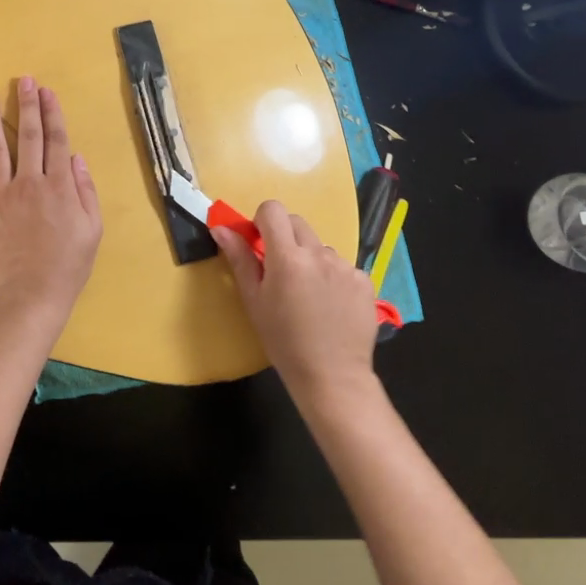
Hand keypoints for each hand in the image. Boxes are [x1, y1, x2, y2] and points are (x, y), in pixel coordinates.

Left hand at [0, 76, 102, 325]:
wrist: (30, 295)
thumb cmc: (68, 266)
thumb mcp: (91, 229)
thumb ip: (85, 191)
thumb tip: (77, 159)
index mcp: (61, 186)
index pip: (56, 139)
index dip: (52, 112)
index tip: (47, 92)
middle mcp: (31, 183)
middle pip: (28, 135)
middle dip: (27, 104)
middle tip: (24, 80)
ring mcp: (3, 195)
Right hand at [214, 201, 377, 402]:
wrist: (331, 375)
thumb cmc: (283, 340)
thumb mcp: (253, 300)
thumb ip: (239, 259)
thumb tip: (220, 228)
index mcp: (287, 257)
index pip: (273, 209)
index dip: (262, 221)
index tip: (259, 243)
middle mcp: (319, 253)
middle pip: (297, 222)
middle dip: (284, 236)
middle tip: (280, 270)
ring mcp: (346, 266)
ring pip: (320, 246)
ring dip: (310, 259)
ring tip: (308, 294)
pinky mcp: (364, 280)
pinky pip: (342, 266)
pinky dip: (332, 276)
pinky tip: (330, 304)